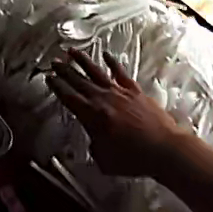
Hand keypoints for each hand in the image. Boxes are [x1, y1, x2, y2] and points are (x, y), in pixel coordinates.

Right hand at [46, 48, 193, 177]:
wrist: (164, 148)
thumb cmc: (133, 159)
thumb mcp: (104, 160)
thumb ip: (94, 145)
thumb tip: (93, 136)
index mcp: (93, 117)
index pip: (69, 98)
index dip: (57, 87)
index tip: (48, 77)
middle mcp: (104, 100)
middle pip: (79, 82)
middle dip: (64, 71)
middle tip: (53, 61)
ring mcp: (120, 92)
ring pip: (96, 72)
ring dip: (82, 61)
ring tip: (71, 51)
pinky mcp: (135, 91)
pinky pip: (120, 72)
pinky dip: (112, 62)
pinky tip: (105, 54)